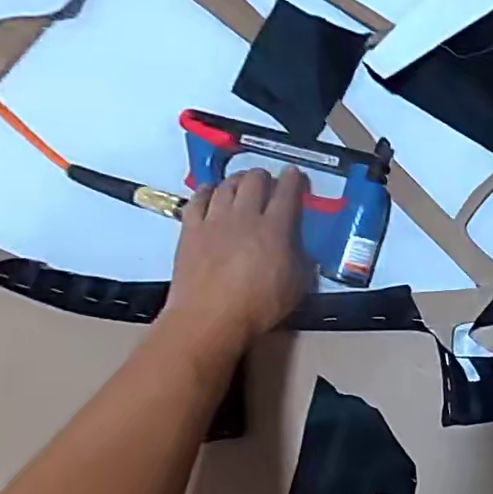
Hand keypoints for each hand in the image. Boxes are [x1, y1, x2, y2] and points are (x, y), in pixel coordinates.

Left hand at [159, 167, 309, 354]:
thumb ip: (301, 261)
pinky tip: (211, 193)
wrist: (210, 319)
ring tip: (241, 185)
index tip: (294, 174)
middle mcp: (245, 216)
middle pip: (254, 180)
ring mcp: (215, 220)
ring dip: (237, 181)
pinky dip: (207, 191)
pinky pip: (197, 199)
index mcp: (275, 229)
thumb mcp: (296, 287)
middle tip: (267, 182)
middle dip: (263, 176)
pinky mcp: (191, 229)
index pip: (287, 192)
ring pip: (226, 185)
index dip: (293, 179)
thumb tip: (302, 250)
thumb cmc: (258, 307)